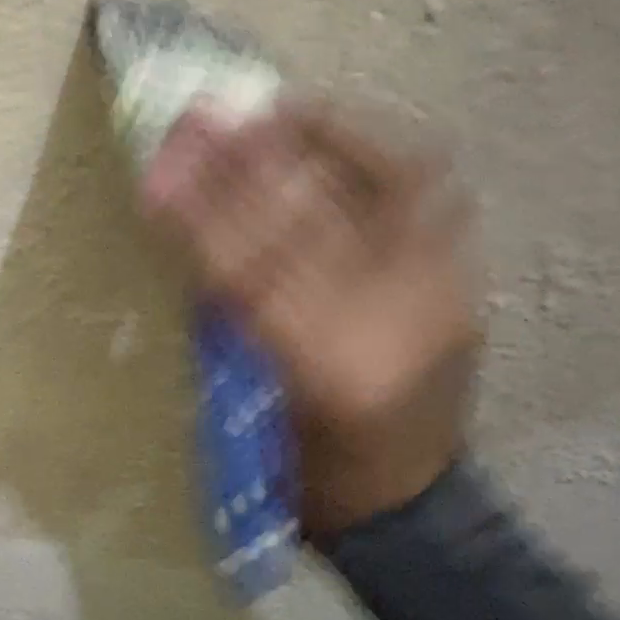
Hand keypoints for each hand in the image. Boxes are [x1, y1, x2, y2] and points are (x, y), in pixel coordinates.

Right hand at [141, 99, 482, 537]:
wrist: (405, 508)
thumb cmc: (306, 483)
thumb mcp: (247, 425)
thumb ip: (227, 345)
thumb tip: (197, 259)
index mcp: (327, 375)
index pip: (256, 278)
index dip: (206, 222)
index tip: (157, 174)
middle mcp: (395, 326)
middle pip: (311, 225)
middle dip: (250, 169)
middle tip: (202, 121)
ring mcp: (442, 297)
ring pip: (376, 199)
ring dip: (314, 145)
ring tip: (265, 111)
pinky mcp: (462, 283)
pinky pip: (421, 201)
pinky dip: (373, 156)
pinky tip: (329, 134)